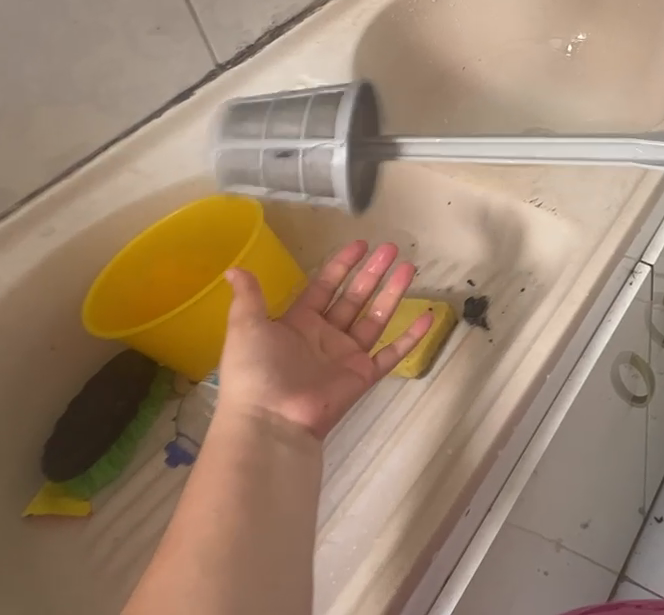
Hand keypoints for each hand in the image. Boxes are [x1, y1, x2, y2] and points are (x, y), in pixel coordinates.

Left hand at [219, 240, 435, 441]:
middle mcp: (325, 336)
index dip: (342, 265)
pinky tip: (428, 317)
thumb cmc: (256, 372)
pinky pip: (392, 353)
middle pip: (355, 297)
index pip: (325, 286)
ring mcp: (347, 356)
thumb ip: (249, 298)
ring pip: (376, 317)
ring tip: (410, 268)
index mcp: (299, 324)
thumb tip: (235, 269)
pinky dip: (411, 337)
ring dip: (393, 293)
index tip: (361, 245)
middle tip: (392, 249)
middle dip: (373, 272)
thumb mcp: (246, 329)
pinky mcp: (363, 375)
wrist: (271, 420)